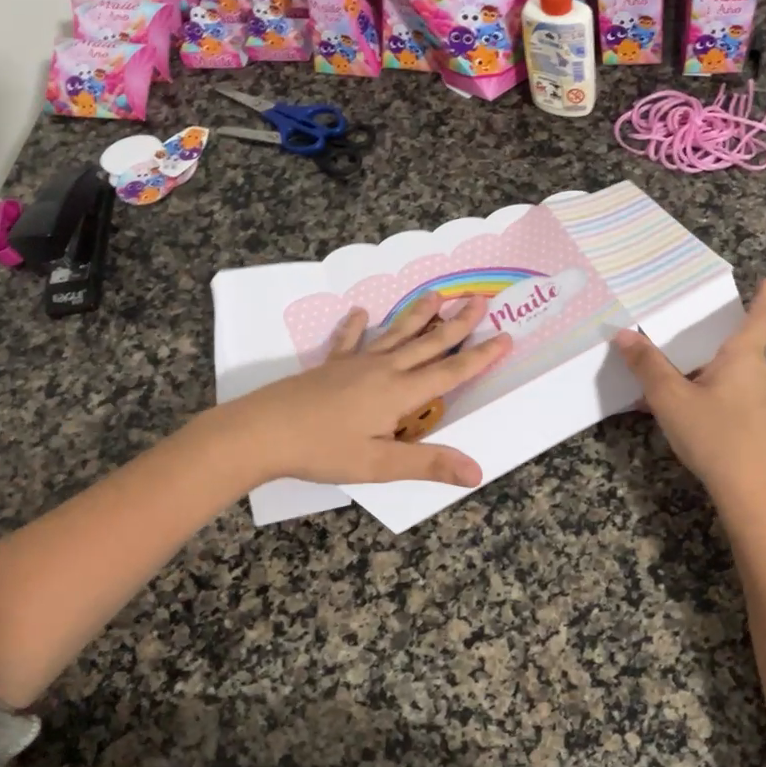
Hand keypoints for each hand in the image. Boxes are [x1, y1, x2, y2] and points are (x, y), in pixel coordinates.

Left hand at [207, 294, 511, 486]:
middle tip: (479, 299)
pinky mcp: (329, 367)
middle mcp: (383, 370)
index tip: (504, 336)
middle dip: (457, 323)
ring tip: (436, 294)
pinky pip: (349, 341)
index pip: (450, 372)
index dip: (480, 356)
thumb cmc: (322, 450)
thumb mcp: (379, 465)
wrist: (261, 432)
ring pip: (395, 334)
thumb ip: (428, 464)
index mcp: (400, 393)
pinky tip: (359, 313)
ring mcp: (354, 364)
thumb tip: (476, 471)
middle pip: (428, 343)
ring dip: (418, 315)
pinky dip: (355, 326)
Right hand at [611, 279, 765, 509]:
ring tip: (676, 386)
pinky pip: (739, 403)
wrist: (754, 494)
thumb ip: (647, 366)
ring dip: (710, 378)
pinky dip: (716, 401)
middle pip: (743, 350)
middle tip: (687, 342)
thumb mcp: (671, 400)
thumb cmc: (715, 436)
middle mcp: (764, 374)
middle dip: (715, 347)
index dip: (764, 297)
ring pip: (738, 380)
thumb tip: (624, 334)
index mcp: (746, 357)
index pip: (762, 316)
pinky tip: (691, 420)